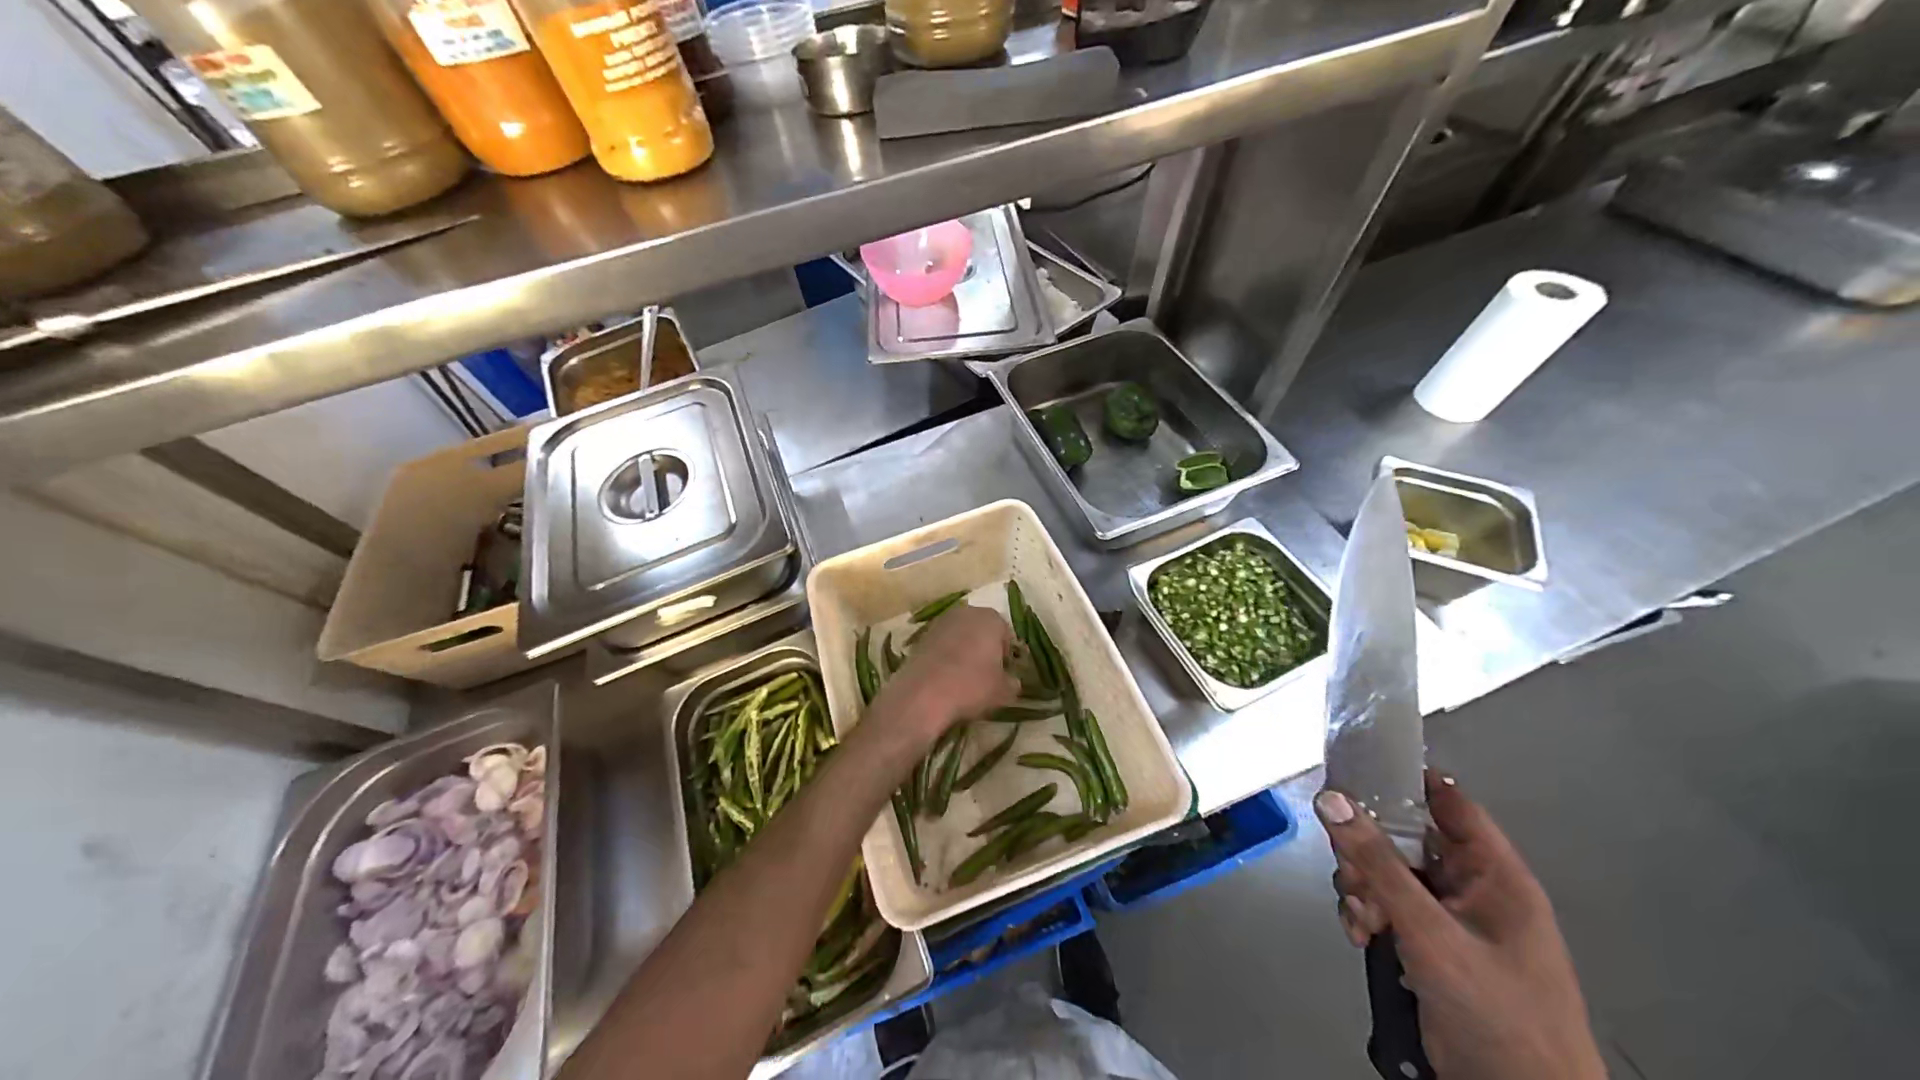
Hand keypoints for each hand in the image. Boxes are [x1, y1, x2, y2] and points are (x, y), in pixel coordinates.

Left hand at [872, 604, 1017, 743]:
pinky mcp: (920, 636)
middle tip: (985, 674)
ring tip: (963, 678)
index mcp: (991, 619)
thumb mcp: (1003, 691)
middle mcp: (966, 613)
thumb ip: (1012, 683)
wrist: (923, 693)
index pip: (1006, 634)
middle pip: (981, 630)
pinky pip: (941, 645)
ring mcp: (940, 622)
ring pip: (960, 636)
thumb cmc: (972, 686)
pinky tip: (945, 678)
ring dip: (963, 651)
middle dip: (984, 648)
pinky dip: (945, 657)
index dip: (1007, 655)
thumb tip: (1011, 682)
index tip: (1004, 674)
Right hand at [1317, 772, 1605, 1079]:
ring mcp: (1449, 918)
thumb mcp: (1429, 930)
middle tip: (1352, 874)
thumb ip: (1377, 863)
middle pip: (1405, 838)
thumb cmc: (1495, 1008)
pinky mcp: (1429, 944)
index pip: (1448, 801)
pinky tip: (1362, 936)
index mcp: (1494, 873)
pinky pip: (1386, 907)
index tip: (1352, 773)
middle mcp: (1471, 888)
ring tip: (1363, 919)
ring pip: (1388, 874)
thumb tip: (1331, 799)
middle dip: (1367, 852)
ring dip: (1363, 889)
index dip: (1404, 780)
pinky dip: (1366, 915)